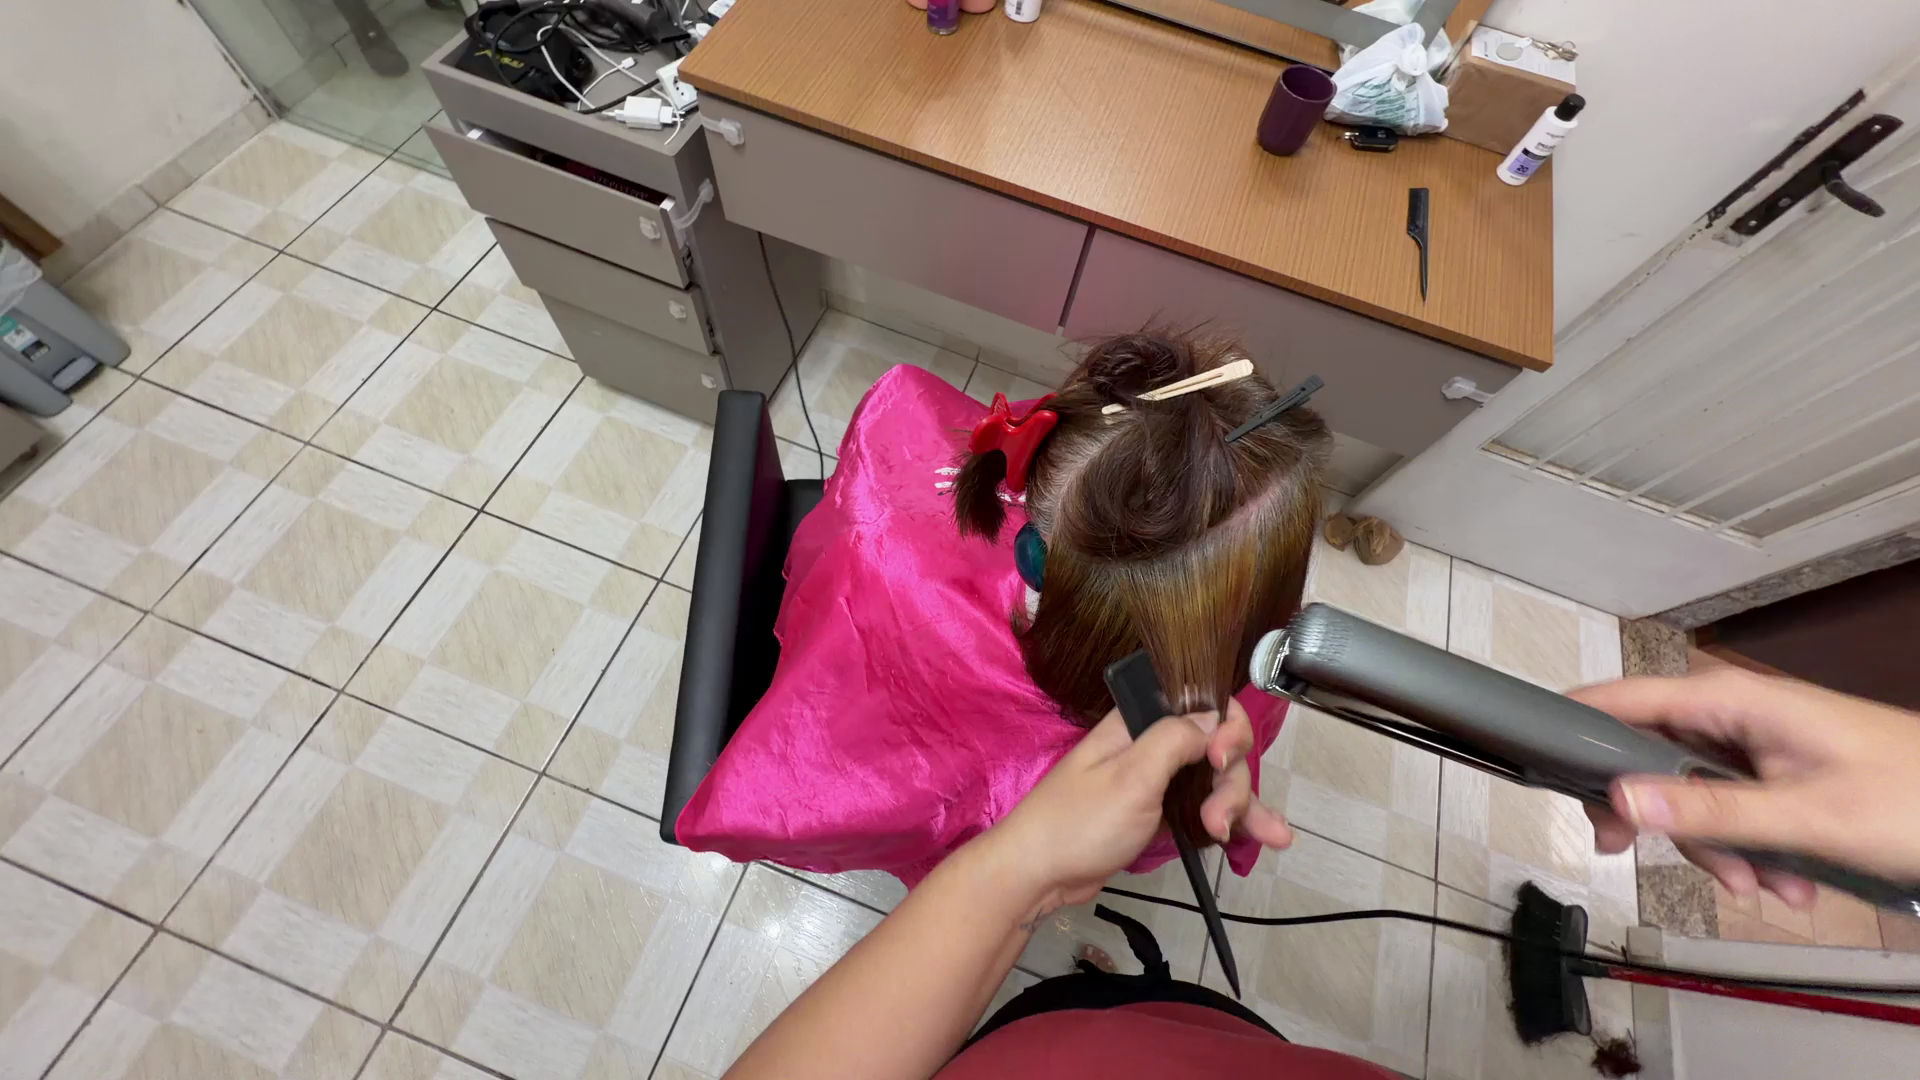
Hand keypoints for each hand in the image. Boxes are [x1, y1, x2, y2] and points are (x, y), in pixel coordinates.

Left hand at [975, 698, 1292, 920]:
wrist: (1041, 873)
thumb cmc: (1080, 821)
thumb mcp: (1131, 775)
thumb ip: (1174, 739)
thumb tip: (1215, 716)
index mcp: (1140, 722)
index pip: (1202, 704)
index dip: (1226, 728)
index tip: (1221, 761)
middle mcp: (1152, 743)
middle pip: (1218, 747)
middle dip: (1231, 782)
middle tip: (1216, 821)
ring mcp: (1158, 779)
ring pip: (1217, 779)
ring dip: (1239, 806)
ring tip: (1241, 839)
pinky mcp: (1161, 811)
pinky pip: (1207, 806)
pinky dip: (1236, 821)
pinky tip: (1268, 837)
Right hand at [1575, 667, 1919, 908]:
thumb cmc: (1917, 802)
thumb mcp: (1813, 815)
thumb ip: (1710, 809)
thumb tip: (1616, 801)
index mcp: (1720, 699)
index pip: (1610, 699)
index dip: (1569, 731)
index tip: (1550, 780)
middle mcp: (1722, 710)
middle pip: (1641, 753)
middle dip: (1651, 810)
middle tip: (1635, 853)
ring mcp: (1746, 738)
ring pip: (1681, 785)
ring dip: (1709, 839)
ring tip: (1761, 884)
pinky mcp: (1767, 766)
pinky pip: (1722, 799)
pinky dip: (1739, 839)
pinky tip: (1780, 874)